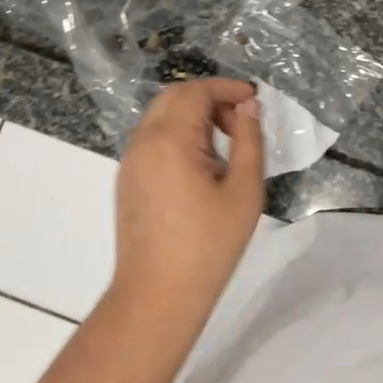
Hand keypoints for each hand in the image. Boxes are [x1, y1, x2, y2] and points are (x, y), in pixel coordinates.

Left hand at [110, 78, 265, 316]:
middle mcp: (143, 142)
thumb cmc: (208, 244)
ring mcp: (130, 161)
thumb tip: (249, 107)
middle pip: (174, 98)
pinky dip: (179, 135)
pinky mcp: (128, 180)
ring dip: (194, 116)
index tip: (254, 99)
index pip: (196, 92)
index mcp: (170, 140)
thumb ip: (249, 141)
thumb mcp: (244, 191)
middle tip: (242, 120)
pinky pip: (153, 139)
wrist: (158, 294)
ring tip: (227, 143)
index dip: (227, 88)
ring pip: (161, 117)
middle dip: (210, 98)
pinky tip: (203, 164)